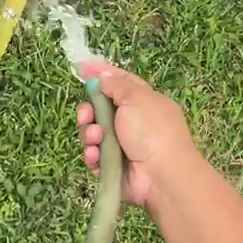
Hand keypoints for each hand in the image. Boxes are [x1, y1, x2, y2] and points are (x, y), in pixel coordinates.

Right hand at [76, 60, 202, 209]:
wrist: (161, 175)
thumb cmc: (151, 130)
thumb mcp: (136, 98)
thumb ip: (116, 84)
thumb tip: (103, 75)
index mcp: (143, 100)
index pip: (119, 81)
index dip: (101, 73)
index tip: (81, 67)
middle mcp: (132, 121)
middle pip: (100, 109)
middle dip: (88, 111)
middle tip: (86, 115)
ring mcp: (122, 144)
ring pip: (93, 132)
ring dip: (90, 133)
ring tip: (96, 138)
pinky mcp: (112, 165)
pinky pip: (93, 155)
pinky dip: (92, 154)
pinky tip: (96, 156)